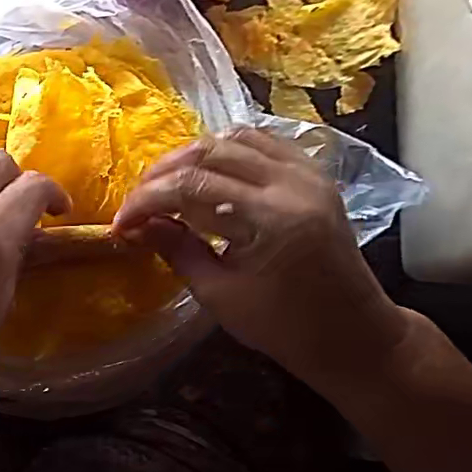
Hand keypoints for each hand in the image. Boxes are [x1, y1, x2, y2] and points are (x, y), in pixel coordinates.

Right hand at [112, 128, 412, 388]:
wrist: (351, 332)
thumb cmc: (280, 324)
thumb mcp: (216, 293)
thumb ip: (176, 248)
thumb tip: (137, 226)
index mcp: (271, 219)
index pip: (190, 187)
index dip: (145, 201)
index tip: (121, 224)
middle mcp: (293, 185)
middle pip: (210, 152)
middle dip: (161, 174)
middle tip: (136, 203)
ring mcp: (308, 175)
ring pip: (236, 139)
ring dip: (189, 157)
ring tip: (163, 185)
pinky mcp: (313, 177)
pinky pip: (263, 143)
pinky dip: (224, 151)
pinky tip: (202, 172)